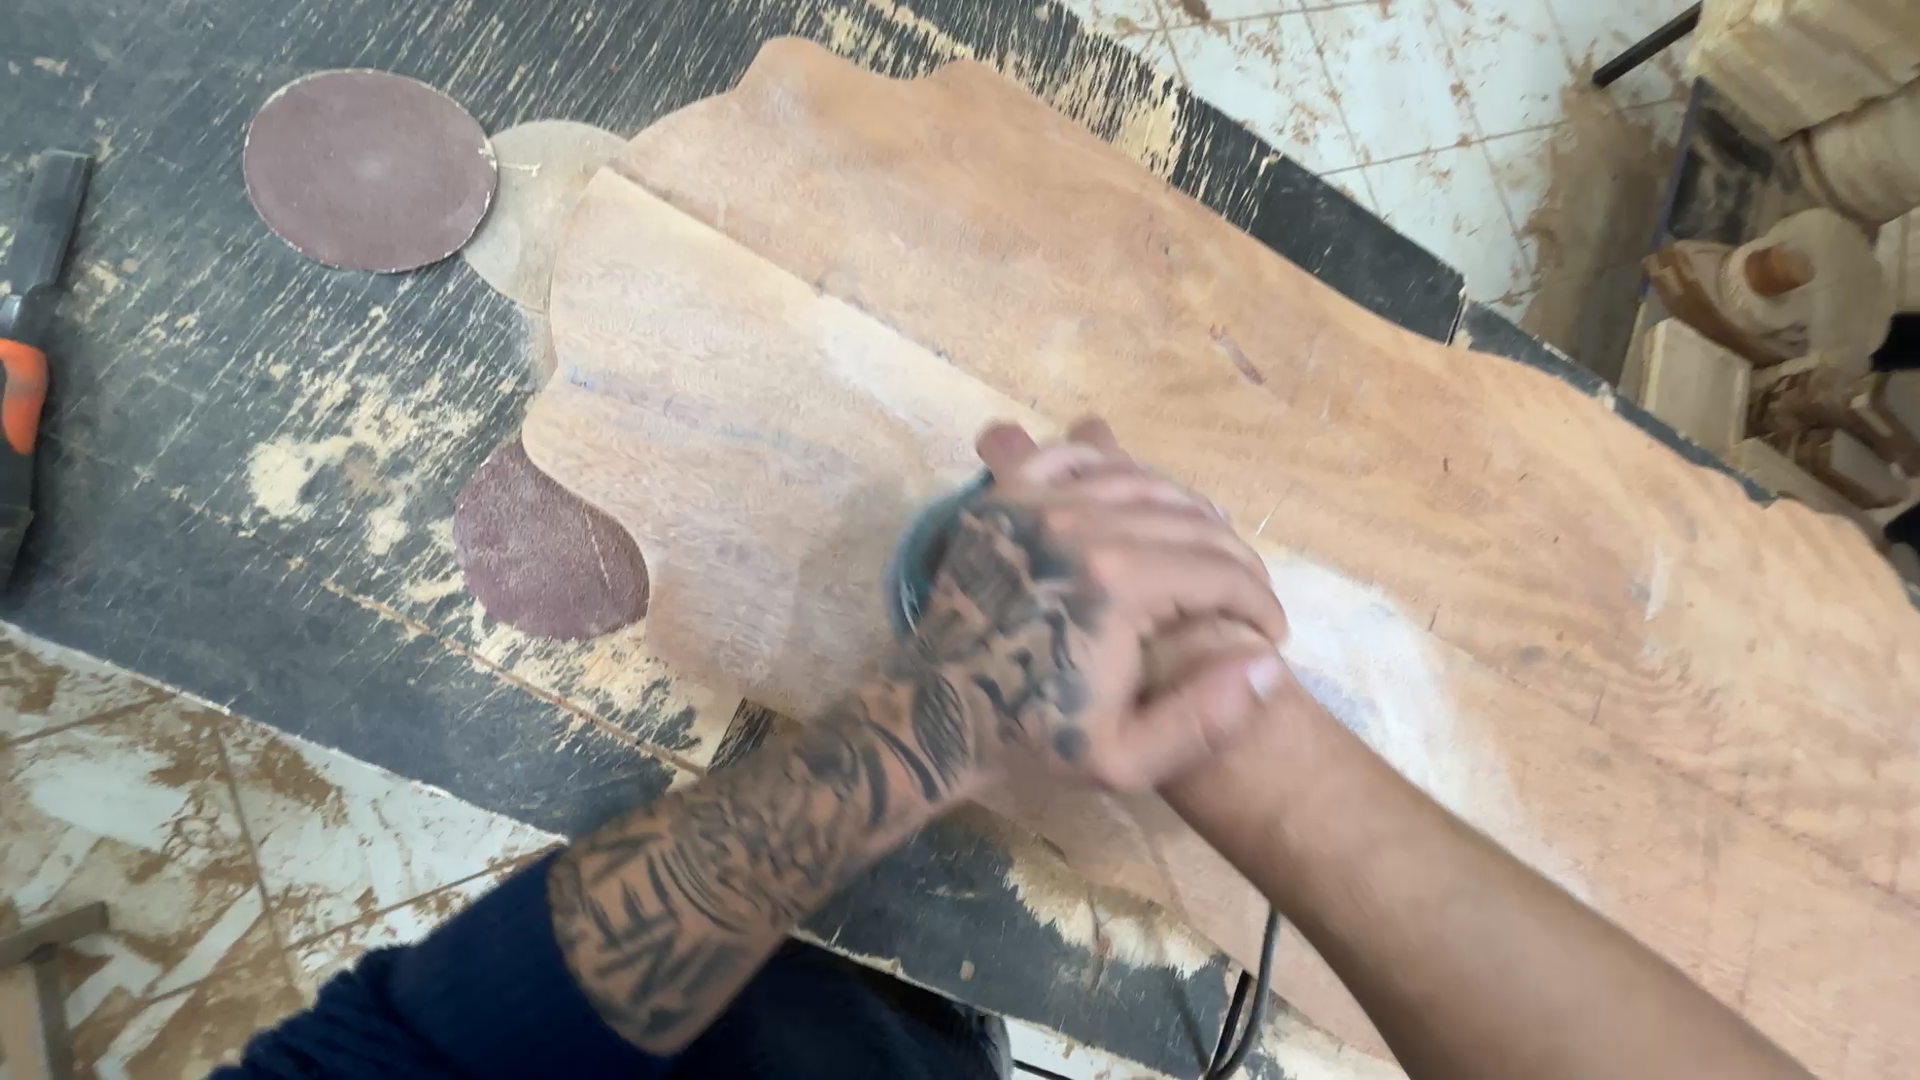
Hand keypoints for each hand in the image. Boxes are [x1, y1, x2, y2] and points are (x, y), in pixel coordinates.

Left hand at [887, 418, 1288, 792]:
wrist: (938, 711)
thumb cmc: (1032, 736)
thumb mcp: (1126, 760)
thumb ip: (1207, 718)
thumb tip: (1269, 662)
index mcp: (1117, 584)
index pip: (1219, 572)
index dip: (1258, 602)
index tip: (1268, 630)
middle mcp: (1082, 525)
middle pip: (1188, 521)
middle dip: (1234, 559)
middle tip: (1244, 592)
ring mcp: (1037, 503)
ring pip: (1141, 482)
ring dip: (1186, 512)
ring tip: (1204, 547)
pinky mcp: (1005, 500)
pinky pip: (1071, 458)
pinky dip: (1112, 467)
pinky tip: (1133, 491)